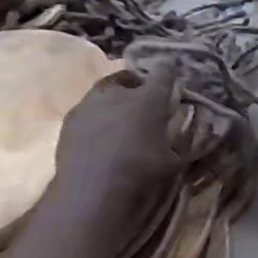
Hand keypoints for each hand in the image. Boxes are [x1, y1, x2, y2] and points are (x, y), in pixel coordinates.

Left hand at [53, 64, 183, 208]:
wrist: (93, 186)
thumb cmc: (142, 171)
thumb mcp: (174, 160)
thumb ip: (180, 142)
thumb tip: (186, 136)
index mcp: (149, 100)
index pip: (163, 73)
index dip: (169, 70)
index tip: (173, 72)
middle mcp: (118, 94)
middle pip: (128, 76)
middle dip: (137, 82)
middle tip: (145, 96)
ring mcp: (89, 103)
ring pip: (105, 90)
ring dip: (116, 97)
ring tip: (122, 115)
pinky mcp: (70, 118)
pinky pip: (89, 108)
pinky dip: (99, 115)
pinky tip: (103, 133)